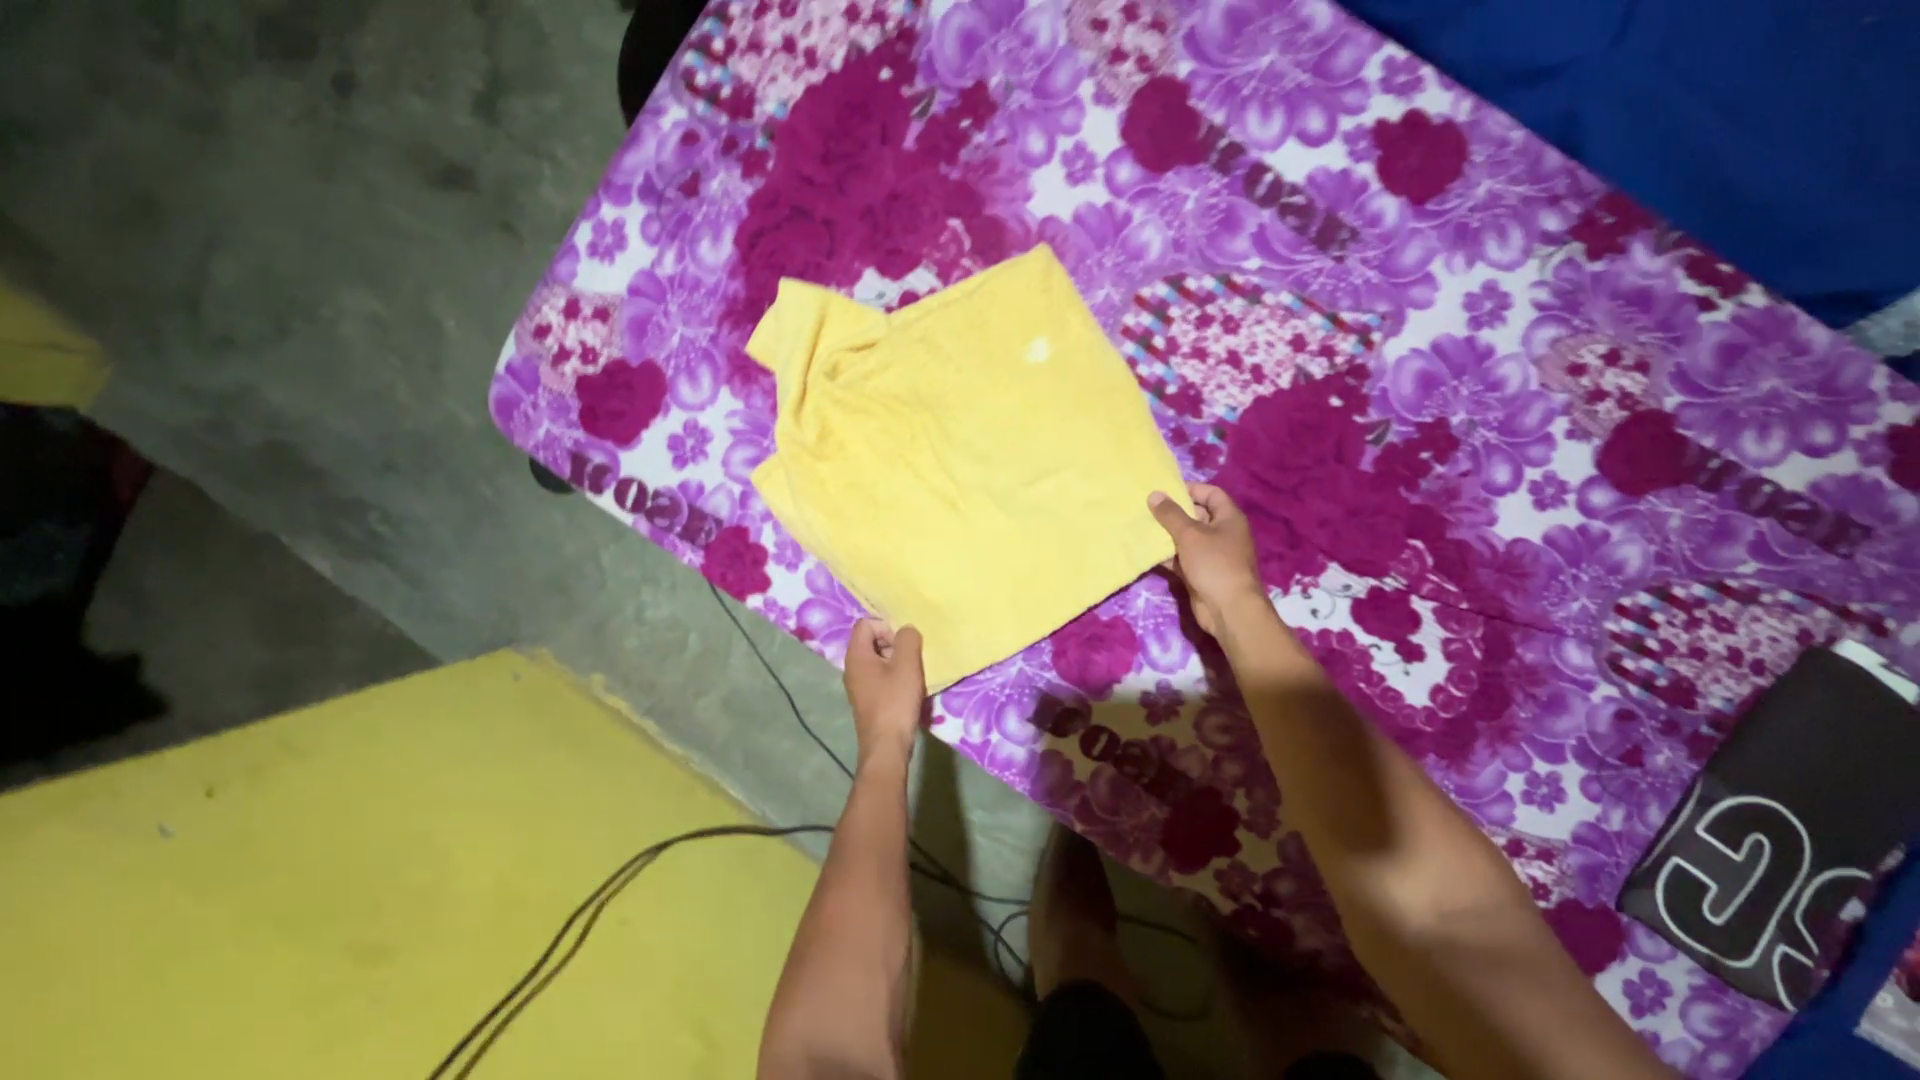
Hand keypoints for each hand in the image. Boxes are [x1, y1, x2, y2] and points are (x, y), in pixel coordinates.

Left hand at [844, 619, 925, 767]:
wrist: (886, 746)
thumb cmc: (895, 702)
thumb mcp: (907, 665)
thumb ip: (908, 639)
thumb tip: (906, 630)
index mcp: (856, 655)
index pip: (866, 624)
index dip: (886, 627)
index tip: (902, 645)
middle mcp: (851, 668)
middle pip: (870, 640)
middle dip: (893, 644)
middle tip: (910, 659)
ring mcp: (857, 685)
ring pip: (877, 660)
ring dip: (896, 662)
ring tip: (911, 675)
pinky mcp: (866, 700)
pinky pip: (878, 677)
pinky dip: (893, 677)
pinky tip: (906, 690)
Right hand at [1148, 483, 1268, 639]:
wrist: (1228, 609)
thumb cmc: (1214, 563)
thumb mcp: (1190, 534)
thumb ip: (1170, 514)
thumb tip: (1154, 494)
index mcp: (1228, 518)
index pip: (1211, 493)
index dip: (1190, 489)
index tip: (1165, 490)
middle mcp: (1222, 533)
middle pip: (1197, 515)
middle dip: (1173, 512)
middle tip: (1147, 508)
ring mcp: (1211, 555)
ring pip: (1186, 539)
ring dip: (1166, 535)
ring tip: (1141, 526)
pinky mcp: (1200, 573)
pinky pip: (1181, 558)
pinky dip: (1167, 555)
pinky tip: (1146, 551)